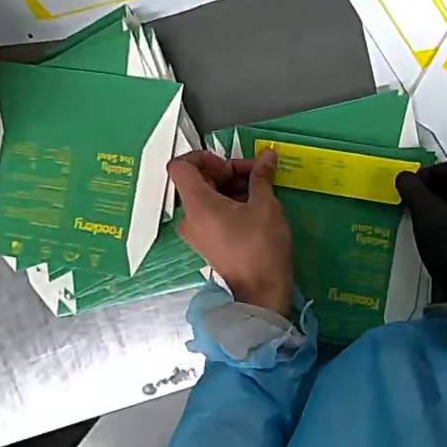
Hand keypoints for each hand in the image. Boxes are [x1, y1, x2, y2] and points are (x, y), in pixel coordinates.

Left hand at [168, 149, 295, 316]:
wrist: (261, 292)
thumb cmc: (261, 246)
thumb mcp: (266, 205)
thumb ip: (261, 176)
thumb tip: (267, 154)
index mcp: (196, 204)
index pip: (179, 165)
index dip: (203, 157)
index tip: (229, 166)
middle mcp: (188, 216)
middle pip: (197, 179)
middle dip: (226, 171)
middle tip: (256, 174)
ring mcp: (195, 231)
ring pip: (206, 195)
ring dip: (231, 186)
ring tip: (261, 189)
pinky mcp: (205, 241)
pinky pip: (210, 212)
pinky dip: (229, 202)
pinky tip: (254, 205)